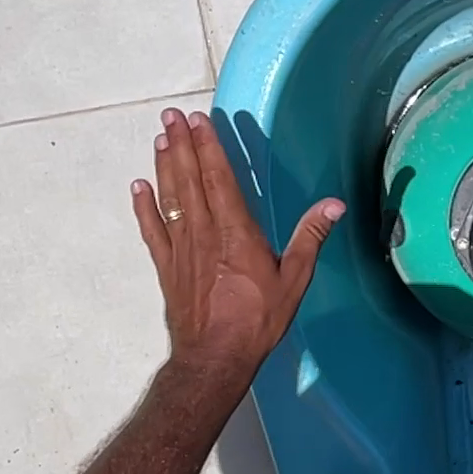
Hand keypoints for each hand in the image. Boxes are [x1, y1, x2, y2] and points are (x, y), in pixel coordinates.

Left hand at [131, 108, 344, 377]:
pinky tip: (138, 187)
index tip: (198, 121)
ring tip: (159, 137)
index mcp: (236, 232)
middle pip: (190, 180)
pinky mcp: (166, 267)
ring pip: (169, 198)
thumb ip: (310, 237)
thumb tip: (334, 204)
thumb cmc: (259, 319)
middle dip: (181, 145)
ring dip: (163, 165)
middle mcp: (204, 233)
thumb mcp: (294, 279)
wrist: (215, 358)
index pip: (220, 179)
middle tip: (170, 115)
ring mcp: (181, 249)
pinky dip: (144, 207)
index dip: (209, 148)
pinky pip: (153, 231)